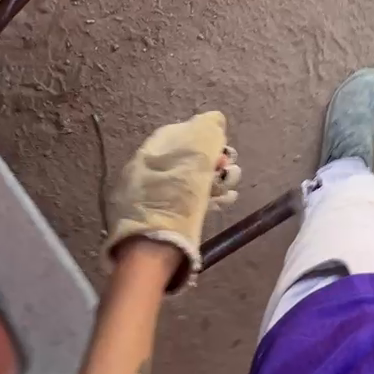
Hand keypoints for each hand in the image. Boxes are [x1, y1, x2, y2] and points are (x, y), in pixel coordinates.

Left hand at [104, 111, 241, 290]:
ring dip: (213, 180)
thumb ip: (205, 135)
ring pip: (189, 181)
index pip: (177, 135)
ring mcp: (151, 201)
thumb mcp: (194, 164)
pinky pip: (187, 201)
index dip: (203, 136)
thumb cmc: (172, 204)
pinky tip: (224, 201)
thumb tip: (215, 118)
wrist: (152, 255)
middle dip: (211, 160)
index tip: (221, 147)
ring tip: (229, 188)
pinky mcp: (161, 222)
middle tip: (226, 168)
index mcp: (146, 157)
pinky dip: (206, 198)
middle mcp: (144, 175)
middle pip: (185, 158)